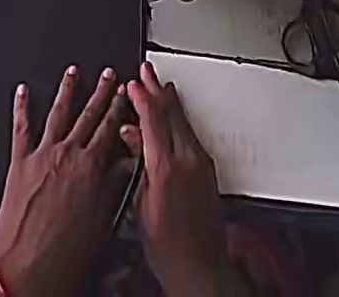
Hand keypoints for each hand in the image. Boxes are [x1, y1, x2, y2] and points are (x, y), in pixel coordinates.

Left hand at [0, 66, 128, 296]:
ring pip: (58, 113)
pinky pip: (21, 128)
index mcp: (90, 168)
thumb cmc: (63, 255)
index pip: (109, 129)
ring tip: (73, 71)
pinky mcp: (20, 163)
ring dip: (67, 90)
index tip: (125, 93)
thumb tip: (126, 164)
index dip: (118, 108)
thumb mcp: (101, 221)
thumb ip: (113, 186)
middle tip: (108, 74)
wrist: (23, 271)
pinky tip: (22, 91)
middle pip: (88, 115)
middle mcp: (68, 154)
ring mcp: (43, 155)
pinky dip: (21, 108)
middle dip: (101, 92)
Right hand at [122, 62, 245, 296]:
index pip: (152, 121)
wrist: (201, 267)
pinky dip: (180, 116)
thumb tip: (130, 134)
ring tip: (160, 83)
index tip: (132, 85)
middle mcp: (187, 159)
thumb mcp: (139, 206)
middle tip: (146, 71)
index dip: (141, 99)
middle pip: (171, 113)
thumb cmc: (167, 247)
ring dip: (170, 100)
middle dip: (156, 89)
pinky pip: (191, 132)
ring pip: (183, 120)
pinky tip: (175, 111)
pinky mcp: (208, 167)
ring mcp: (200, 161)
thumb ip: (136, 164)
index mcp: (166, 169)